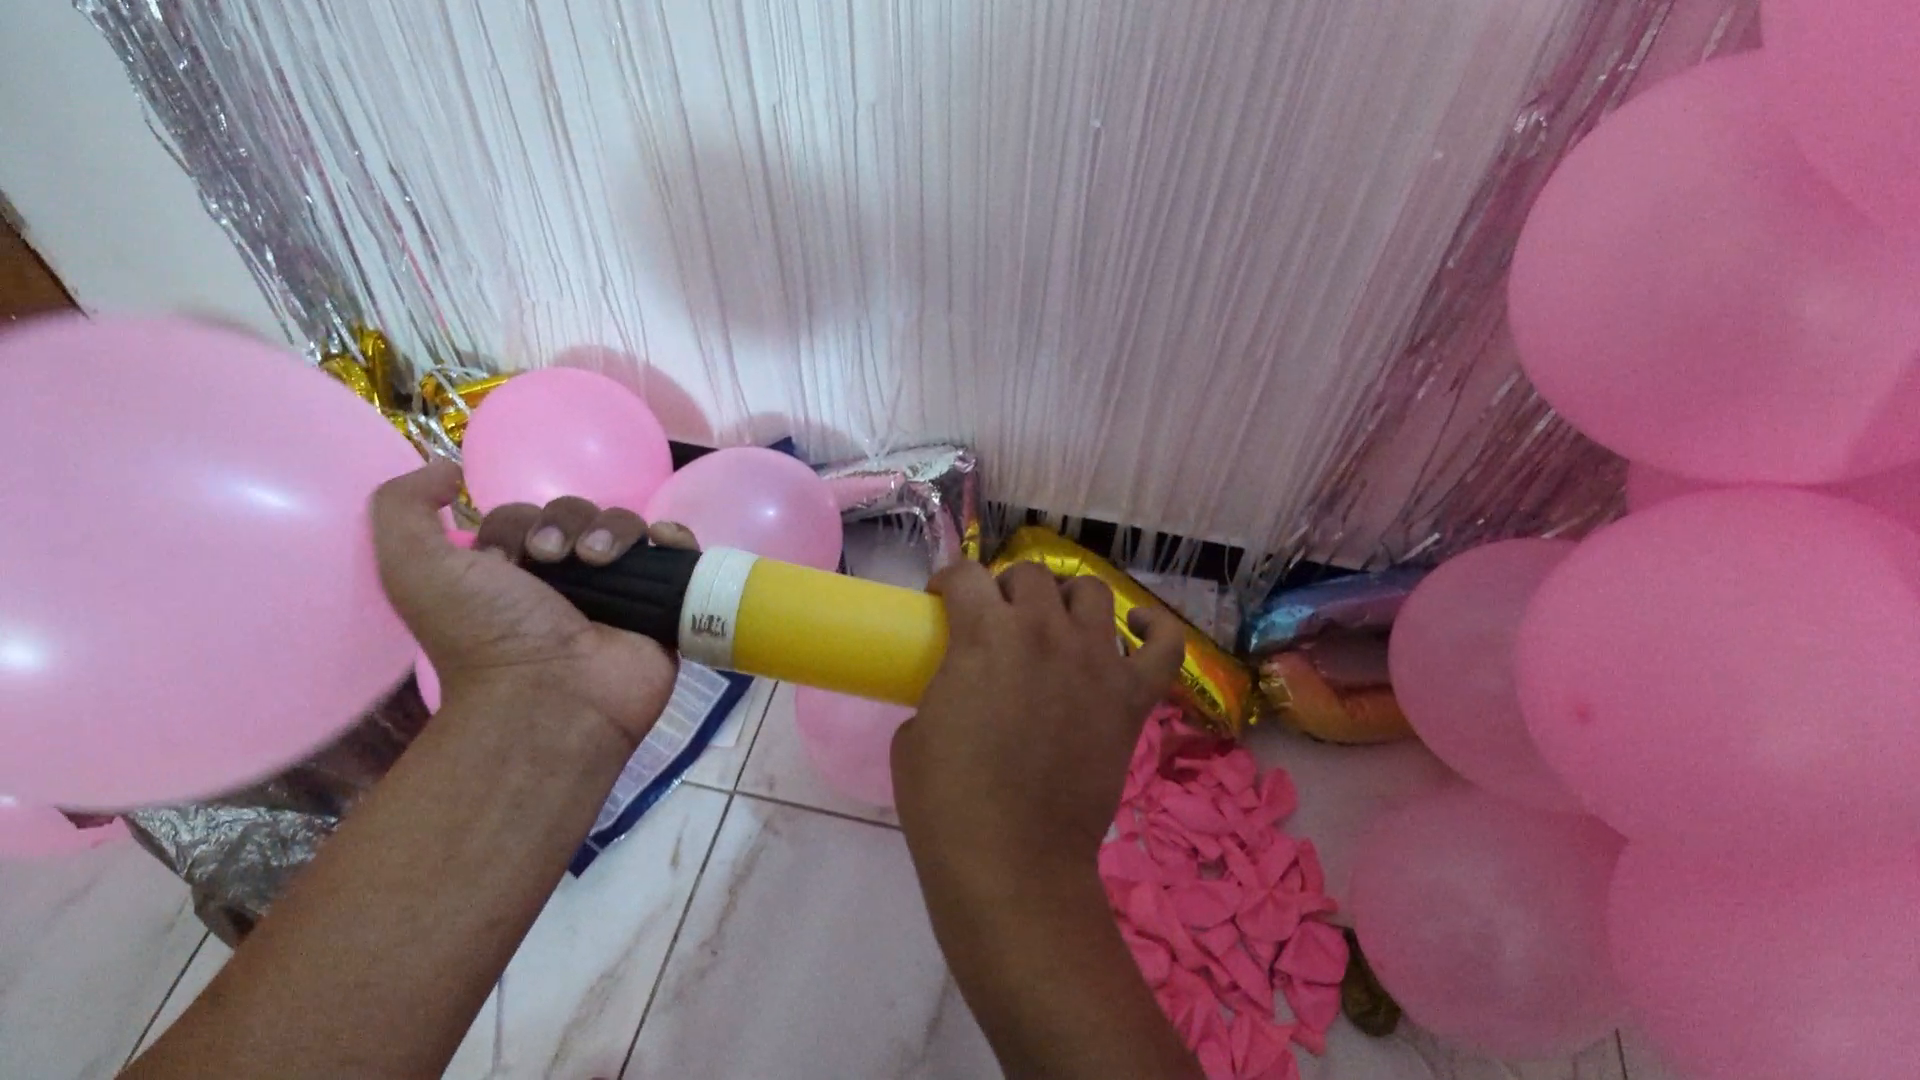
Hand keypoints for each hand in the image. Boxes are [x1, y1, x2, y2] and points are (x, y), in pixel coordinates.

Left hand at [369, 461, 694, 748]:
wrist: (553, 695)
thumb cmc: (486, 633)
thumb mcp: (414, 568)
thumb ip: (403, 507)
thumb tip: (449, 469)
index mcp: (511, 574)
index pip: (525, 515)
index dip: (517, 523)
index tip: (511, 559)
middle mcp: (566, 581)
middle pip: (578, 513)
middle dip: (568, 522)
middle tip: (558, 560)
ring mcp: (620, 592)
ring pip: (628, 526)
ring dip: (617, 529)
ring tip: (602, 562)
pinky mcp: (664, 604)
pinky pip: (679, 554)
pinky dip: (676, 538)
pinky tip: (664, 541)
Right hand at [892, 561, 1185, 893]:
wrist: (1013, 862)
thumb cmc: (948, 802)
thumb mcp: (915, 732)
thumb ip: (942, 689)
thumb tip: (962, 686)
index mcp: (985, 634)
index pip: (966, 574)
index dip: (948, 580)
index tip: (942, 600)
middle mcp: (1045, 632)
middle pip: (1030, 576)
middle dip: (1006, 589)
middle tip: (996, 621)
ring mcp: (1097, 662)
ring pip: (1092, 593)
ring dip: (1065, 600)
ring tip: (1054, 625)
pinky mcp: (1132, 697)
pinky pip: (1164, 644)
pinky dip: (1153, 628)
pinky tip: (1133, 628)